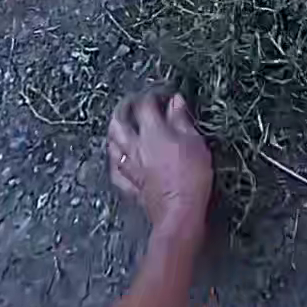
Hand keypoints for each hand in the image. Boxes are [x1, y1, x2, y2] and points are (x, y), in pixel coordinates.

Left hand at [107, 92, 212, 238]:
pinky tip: (118, 157)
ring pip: (112, 144)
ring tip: (121, 124)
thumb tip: (176, 101)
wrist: (180, 213)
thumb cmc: (192, 175)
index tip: (162, 93)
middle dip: (123, 108)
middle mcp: (135, 146)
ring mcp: (129, 167)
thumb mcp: (194, 141)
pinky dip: (115, 158)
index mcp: (152, 132)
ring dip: (114, 131)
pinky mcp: (129, 185)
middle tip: (132, 102)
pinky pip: (115, 169)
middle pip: (118, 122)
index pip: (145, 105)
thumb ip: (181, 119)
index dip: (152, 95)